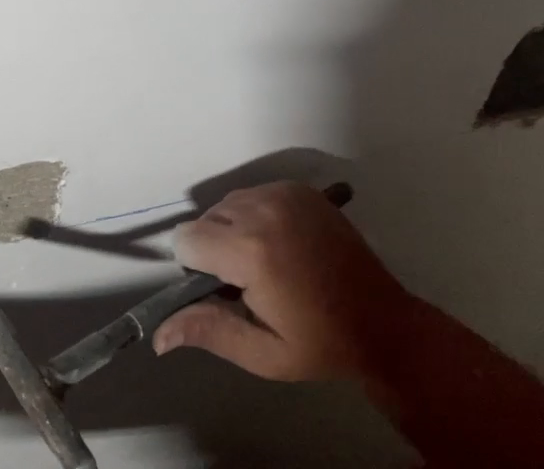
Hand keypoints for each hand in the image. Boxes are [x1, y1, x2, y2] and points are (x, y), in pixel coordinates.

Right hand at [152, 181, 414, 382]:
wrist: (386, 324)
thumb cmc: (322, 344)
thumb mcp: (263, 353)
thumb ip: (208, 332)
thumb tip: (157, 334)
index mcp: (250, 251)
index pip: (185, 240)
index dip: (197, 269)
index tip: (228, 291)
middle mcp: (263, 211)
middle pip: (205, 220)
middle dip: (215, 249)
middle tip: (252, 282)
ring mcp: (283, 194)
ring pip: (226, 205)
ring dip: (234, 231)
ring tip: (269, 262)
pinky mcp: (299, 190)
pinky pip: (252, 195)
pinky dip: (255, 216)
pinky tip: (282, 244)